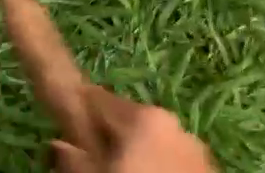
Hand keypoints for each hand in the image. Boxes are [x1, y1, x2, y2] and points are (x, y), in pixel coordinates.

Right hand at [54, 85, 217, 172]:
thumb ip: (73, 160)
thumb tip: (56, 144)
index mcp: (143, 118)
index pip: (97, 99)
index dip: (78, 115)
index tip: (67, 132)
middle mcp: (171, 123)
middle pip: (125, 122)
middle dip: (107, 140)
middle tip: (93, 163)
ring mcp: (195, 149)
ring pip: (150, 144)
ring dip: (133, 157)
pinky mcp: (208, 170)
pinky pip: (171, 162)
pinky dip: (156, 169)